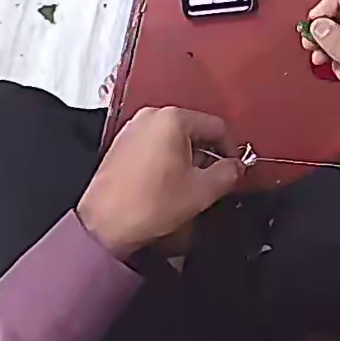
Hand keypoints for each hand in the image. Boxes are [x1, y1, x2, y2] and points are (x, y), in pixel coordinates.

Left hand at [75, 106, 243, 256]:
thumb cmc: (150, 204)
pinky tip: (166, 183)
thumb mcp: (202, 191)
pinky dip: (166, 158)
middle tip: (210, 180)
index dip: (230, 149)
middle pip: (195, 130)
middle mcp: (152, 116)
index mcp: (173, 119)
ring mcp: (133, 128)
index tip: (232, 169)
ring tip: (187, 185)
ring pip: (174, 137)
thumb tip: (236, 166)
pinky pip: (155, 144)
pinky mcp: (121, 143)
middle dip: (207, 154)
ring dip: (187, 157)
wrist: (103, 224)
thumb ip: (228, 173)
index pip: (216, 127)